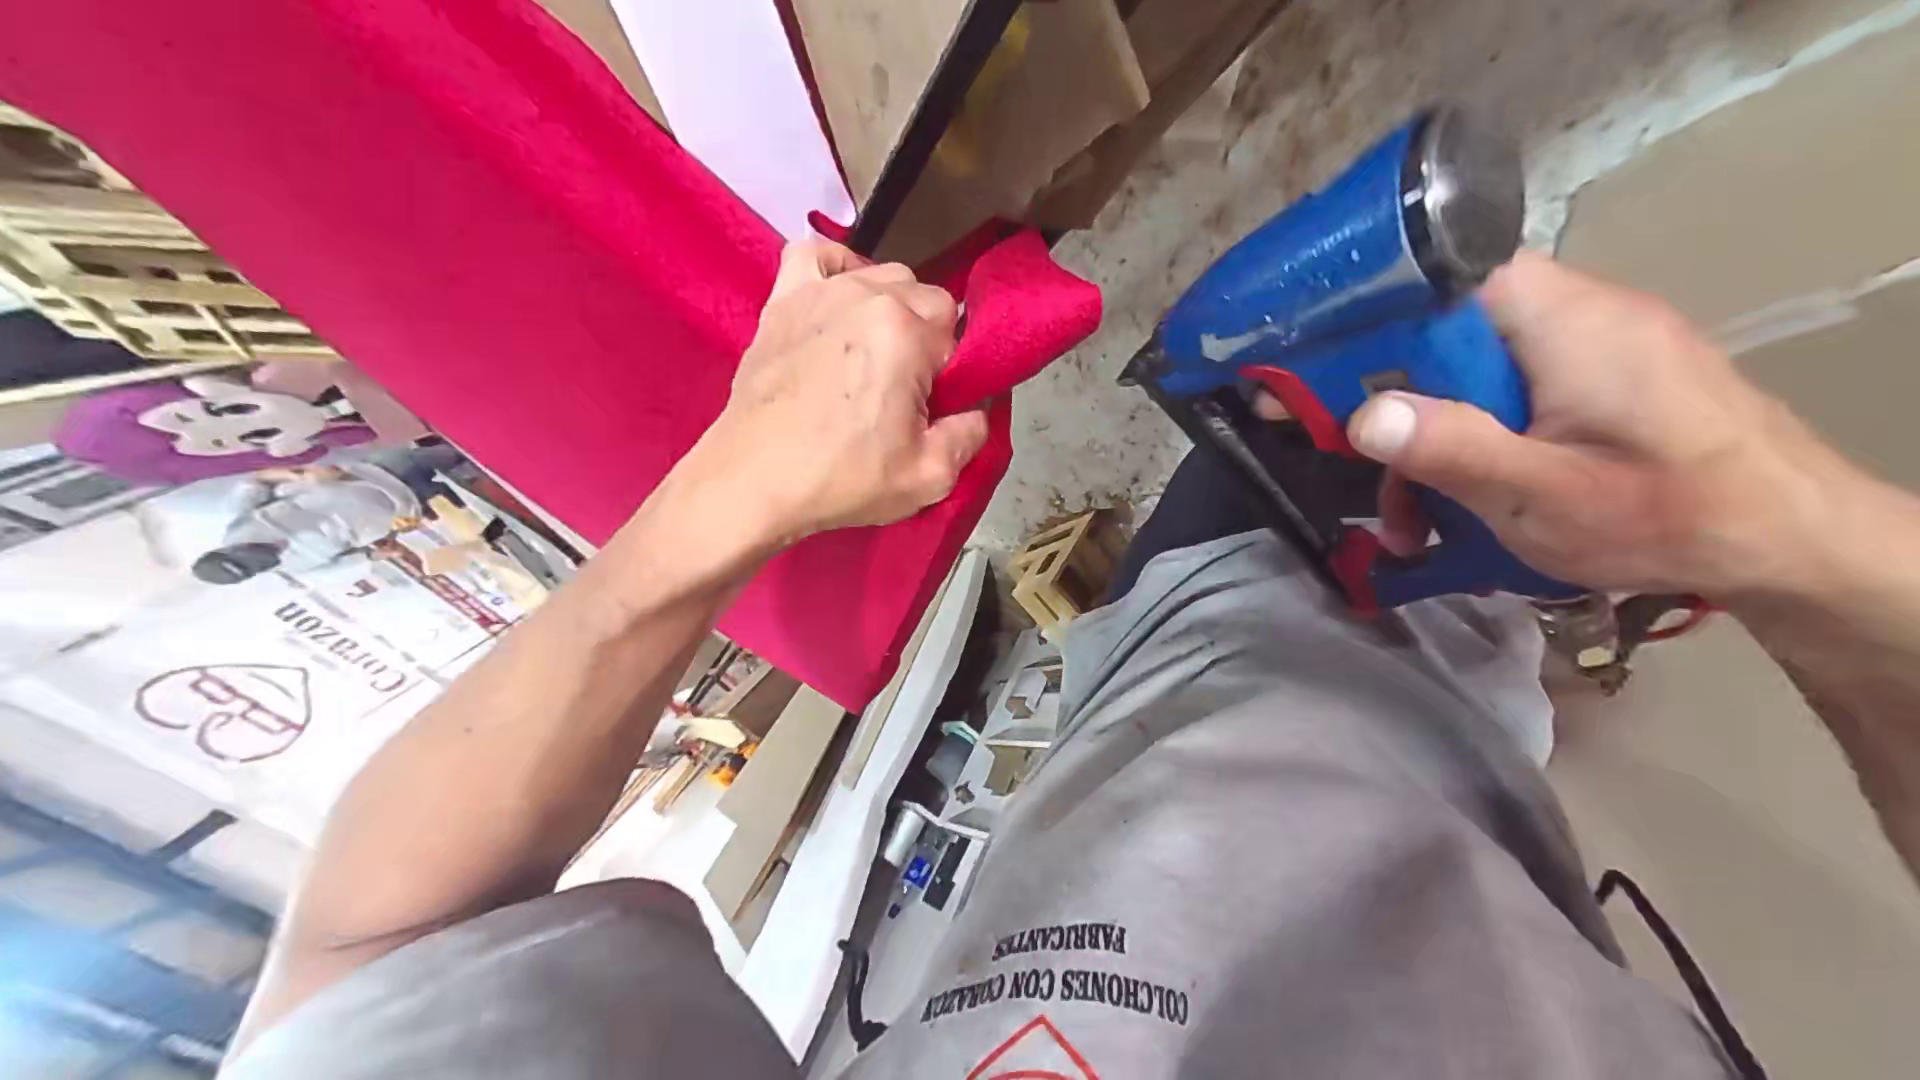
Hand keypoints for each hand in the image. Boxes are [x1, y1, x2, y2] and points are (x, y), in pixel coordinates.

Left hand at [673, 240, 987, 545]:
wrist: (752, 483)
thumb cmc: (841, 479)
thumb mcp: (931, 476)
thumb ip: (973, 432)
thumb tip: (976, 404)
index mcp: (905, 332)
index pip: (958, 330)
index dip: (951, 370)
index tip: (930, 405)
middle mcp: (865, 296)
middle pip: (925, 298)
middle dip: (926, 340)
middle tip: (903, 391)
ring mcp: (819, 291)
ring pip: (882, 277)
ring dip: (891, 311)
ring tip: (872, 359)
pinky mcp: (782, 300)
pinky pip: (817, 256)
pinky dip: (838, 272)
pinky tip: (842, 302)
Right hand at [1341, 252, 1858, 600]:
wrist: (1794, 547)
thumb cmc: (1676, 516)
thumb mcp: (1546, 495)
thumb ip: (1455, 450)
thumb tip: (1362, 416)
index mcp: (1564, 323)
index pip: (1444, 278)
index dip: (1366, 311)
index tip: (1306, 360)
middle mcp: (1569, 318)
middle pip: (1437, 333)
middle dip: (1382, 400)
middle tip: (1334, 450)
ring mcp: (1575, 351)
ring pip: (1457, 377)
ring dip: (1417, 444)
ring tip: (1408, 522)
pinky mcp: (1581, 384)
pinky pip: (1491, 399)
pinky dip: (1456, 450)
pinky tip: (1447, 512)